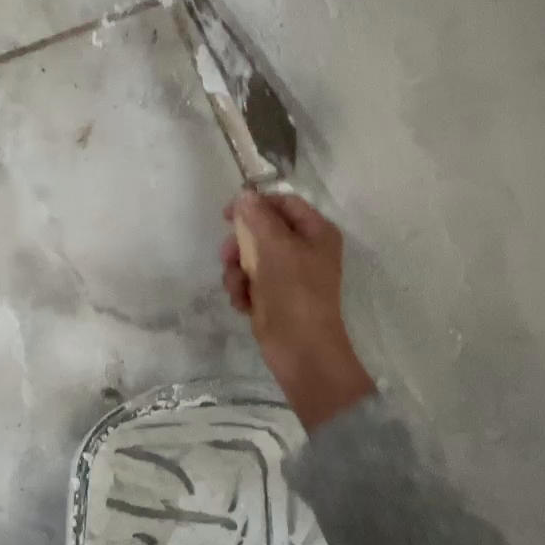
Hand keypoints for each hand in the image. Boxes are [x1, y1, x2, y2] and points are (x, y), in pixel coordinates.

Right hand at [223, 190, 376, 428]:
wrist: (301, 349)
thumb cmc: (294, 293)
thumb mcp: (275, 247)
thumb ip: (257, 217)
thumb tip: (244, 196)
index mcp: (316, 232)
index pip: (283, 203)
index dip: (255, 204)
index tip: (227, 214)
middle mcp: (304, 250)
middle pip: (262, 231)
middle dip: (240, 244)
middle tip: (227, 256)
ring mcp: (289, 275)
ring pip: (250, 258)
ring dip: (237, 271)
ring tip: (238, 288)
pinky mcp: (274, 297)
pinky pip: (249, 282)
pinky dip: (242, 290)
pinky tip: (243, 304)